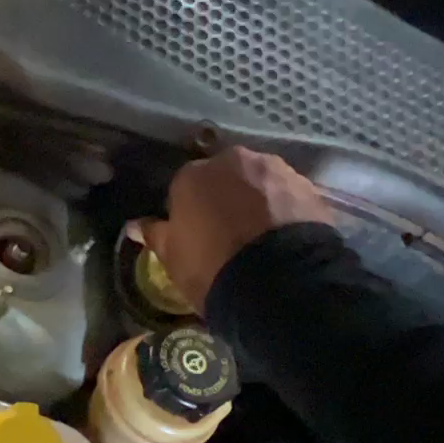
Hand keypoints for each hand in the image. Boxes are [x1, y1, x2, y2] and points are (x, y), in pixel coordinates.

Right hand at [132, 148, 333, 311]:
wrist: (278, 282)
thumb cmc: (211, 268)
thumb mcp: (172, 259)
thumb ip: (155, 235)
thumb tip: (135, 225)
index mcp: (193, 175)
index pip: (183, 187)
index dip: (188, 212)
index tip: (193, 235)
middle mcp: (233, 161)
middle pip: (223, 177)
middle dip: (223, 198)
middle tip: (227, 233)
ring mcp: (275, 169)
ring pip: (257, 182)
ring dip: (254, 200)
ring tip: (258, 236)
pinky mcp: (308, 186)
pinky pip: (286, 195)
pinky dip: (281, 209)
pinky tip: (281, 236)